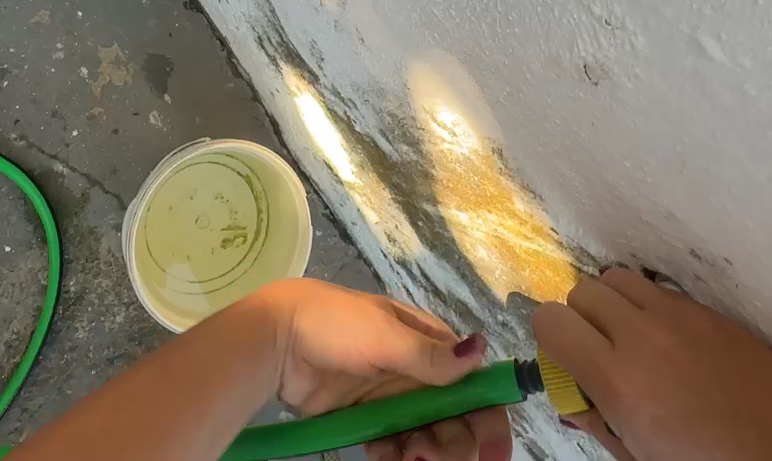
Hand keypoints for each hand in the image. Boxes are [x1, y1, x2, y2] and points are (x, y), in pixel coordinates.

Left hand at [245, 278, 512, 460]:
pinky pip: (397, 447)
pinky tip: (389, 458)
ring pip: (429, 435)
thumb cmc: (334, 324)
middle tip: (431, 457)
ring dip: (428, 453)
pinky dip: (399, 458)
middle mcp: (417, 370)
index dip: (489, 413)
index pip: (472, 380)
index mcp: (427, 340)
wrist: (277, 339)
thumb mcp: (383, 334)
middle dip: (456, 442)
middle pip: (456, 416)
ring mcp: (393, 398)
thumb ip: (429, 354)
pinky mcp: (369, 421)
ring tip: (407, 458)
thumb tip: (481, 351)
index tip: (494, 451)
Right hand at [532, 268, 771, 460]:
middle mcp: (643, 335)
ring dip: (612, 304)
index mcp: (620, 381)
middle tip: (598, 357)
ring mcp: (680, 316)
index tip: (565, 362)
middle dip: (579, 320)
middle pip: (581, 292)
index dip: (549, 340)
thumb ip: (600, 425)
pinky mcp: (711, 312)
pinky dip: (649, 308)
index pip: (550, 320)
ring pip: (616, 278)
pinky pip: (658, 290)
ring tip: (632, 344)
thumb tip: (575, 397)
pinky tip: (672, 348)